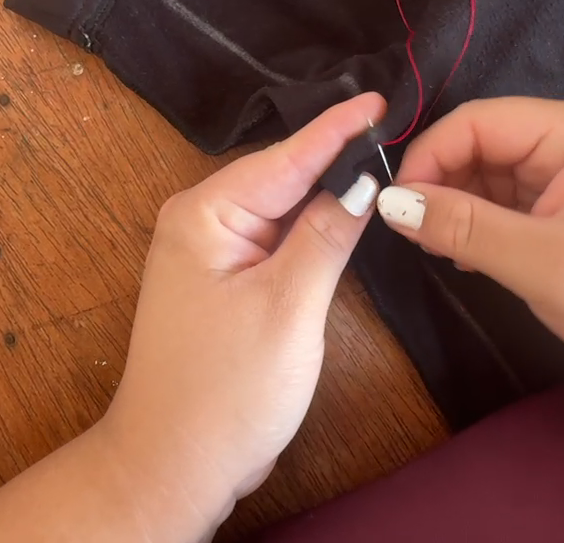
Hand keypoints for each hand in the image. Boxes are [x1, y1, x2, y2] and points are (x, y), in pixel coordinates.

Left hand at [98, 92, 385, 523]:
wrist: (173, 465)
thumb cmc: (226, 390)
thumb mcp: (287, 308)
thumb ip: (325, 236)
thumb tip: (362, 179)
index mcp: (205, 213)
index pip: (285, 158)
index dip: (336, 129)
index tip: (379, 98)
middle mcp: (201, 218)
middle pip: (280, 175)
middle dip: (332, 153)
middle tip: (390, 125)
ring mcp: (209, 247)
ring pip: (279, 205)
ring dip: (323, 189)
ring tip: (374, 152)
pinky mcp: (223, 274)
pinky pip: (272, 234)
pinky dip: (308, 224)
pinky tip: (340, 208)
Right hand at [376, 98, 563, 414]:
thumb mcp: (546, 267)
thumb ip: (463, 227)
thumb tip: (388, 202)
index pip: (479, 120)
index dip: (430, 156)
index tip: (397, 207)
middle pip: (486, 142)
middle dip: (445, 183)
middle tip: (417, 236)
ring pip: (497, 172)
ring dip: (464, 206)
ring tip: (445, 251)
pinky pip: (518, 199)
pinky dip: (488, 223)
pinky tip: (474, 255)